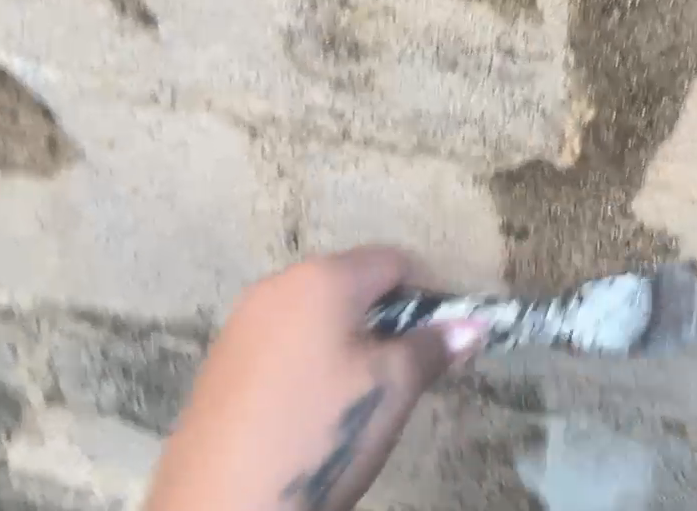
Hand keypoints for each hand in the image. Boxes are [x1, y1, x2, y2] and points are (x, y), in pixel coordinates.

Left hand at [144, 248, 486, 510]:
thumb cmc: (320, 435)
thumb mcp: (391, 389)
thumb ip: (433, 347)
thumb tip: (475, 325)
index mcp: (322, 279)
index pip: (394, 261)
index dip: (429, 293)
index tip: (444, 337)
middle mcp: (278, 285)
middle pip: (354, 283)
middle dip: (389, 318)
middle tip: (408, 369)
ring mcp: (242, 323)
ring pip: (319, 313)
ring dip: (352, 339)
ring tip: (364, 393)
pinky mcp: (220, 363)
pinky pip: (285, 340)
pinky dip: (313, 358)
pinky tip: (317, 408)